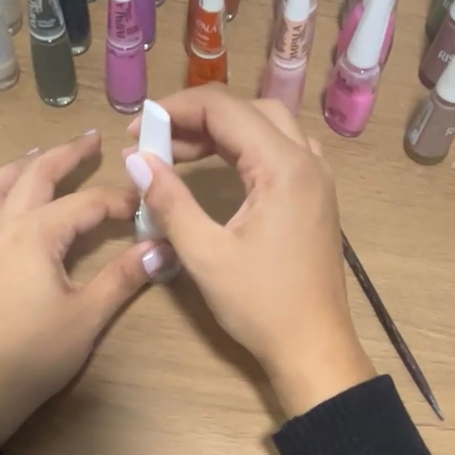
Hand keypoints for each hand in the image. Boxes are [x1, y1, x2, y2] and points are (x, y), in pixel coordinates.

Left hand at [0, 131, 163, 443]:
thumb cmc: (35, 354)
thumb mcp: (87, 317)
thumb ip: (123, 278)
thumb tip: (162, 249)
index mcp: (36, 234)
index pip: (86, 203)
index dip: (119, 201)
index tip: (147, 205)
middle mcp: (6, 227)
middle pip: (35, 175)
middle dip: (66, 154)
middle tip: (93, 138)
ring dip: (23, 165)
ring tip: (42, 155)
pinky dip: (0, 190)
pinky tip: (8, 200)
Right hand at [127, 86, 373, 415]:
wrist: (313, 346)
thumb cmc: (261, 305)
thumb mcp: (205, 254)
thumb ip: (170, 200)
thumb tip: (136, 161)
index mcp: (282, 166)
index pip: (224, 109)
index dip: (174, 110)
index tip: (137, 132)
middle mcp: (307, 161)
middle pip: (249, 110)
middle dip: (199, 117)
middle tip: (157, 142)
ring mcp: (318, 180)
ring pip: (270, 128)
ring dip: (225, 132)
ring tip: (182, 153)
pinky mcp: (317, 200)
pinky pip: (283, 153)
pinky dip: (249, 150)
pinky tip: (224, 171)